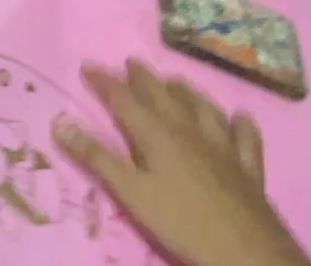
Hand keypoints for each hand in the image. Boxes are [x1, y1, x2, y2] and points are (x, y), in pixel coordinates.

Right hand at [53, 59, 310, 265]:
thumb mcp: (129, 192)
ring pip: (203, 109)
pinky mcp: (249, 171)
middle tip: (131, 63)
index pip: (123, 98)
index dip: (103, 80)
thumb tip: (58, 121)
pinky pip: (246, 140)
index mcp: (156, 135)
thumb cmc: (182, 223)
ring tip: (175, 82)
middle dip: (144, 78)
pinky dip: (241, 124)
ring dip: (186, 92)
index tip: (86, 65)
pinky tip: (240, 116)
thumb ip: (95, 156)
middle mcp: (188, 133)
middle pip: (163, 97)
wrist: (252, 258)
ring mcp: (223, 150)